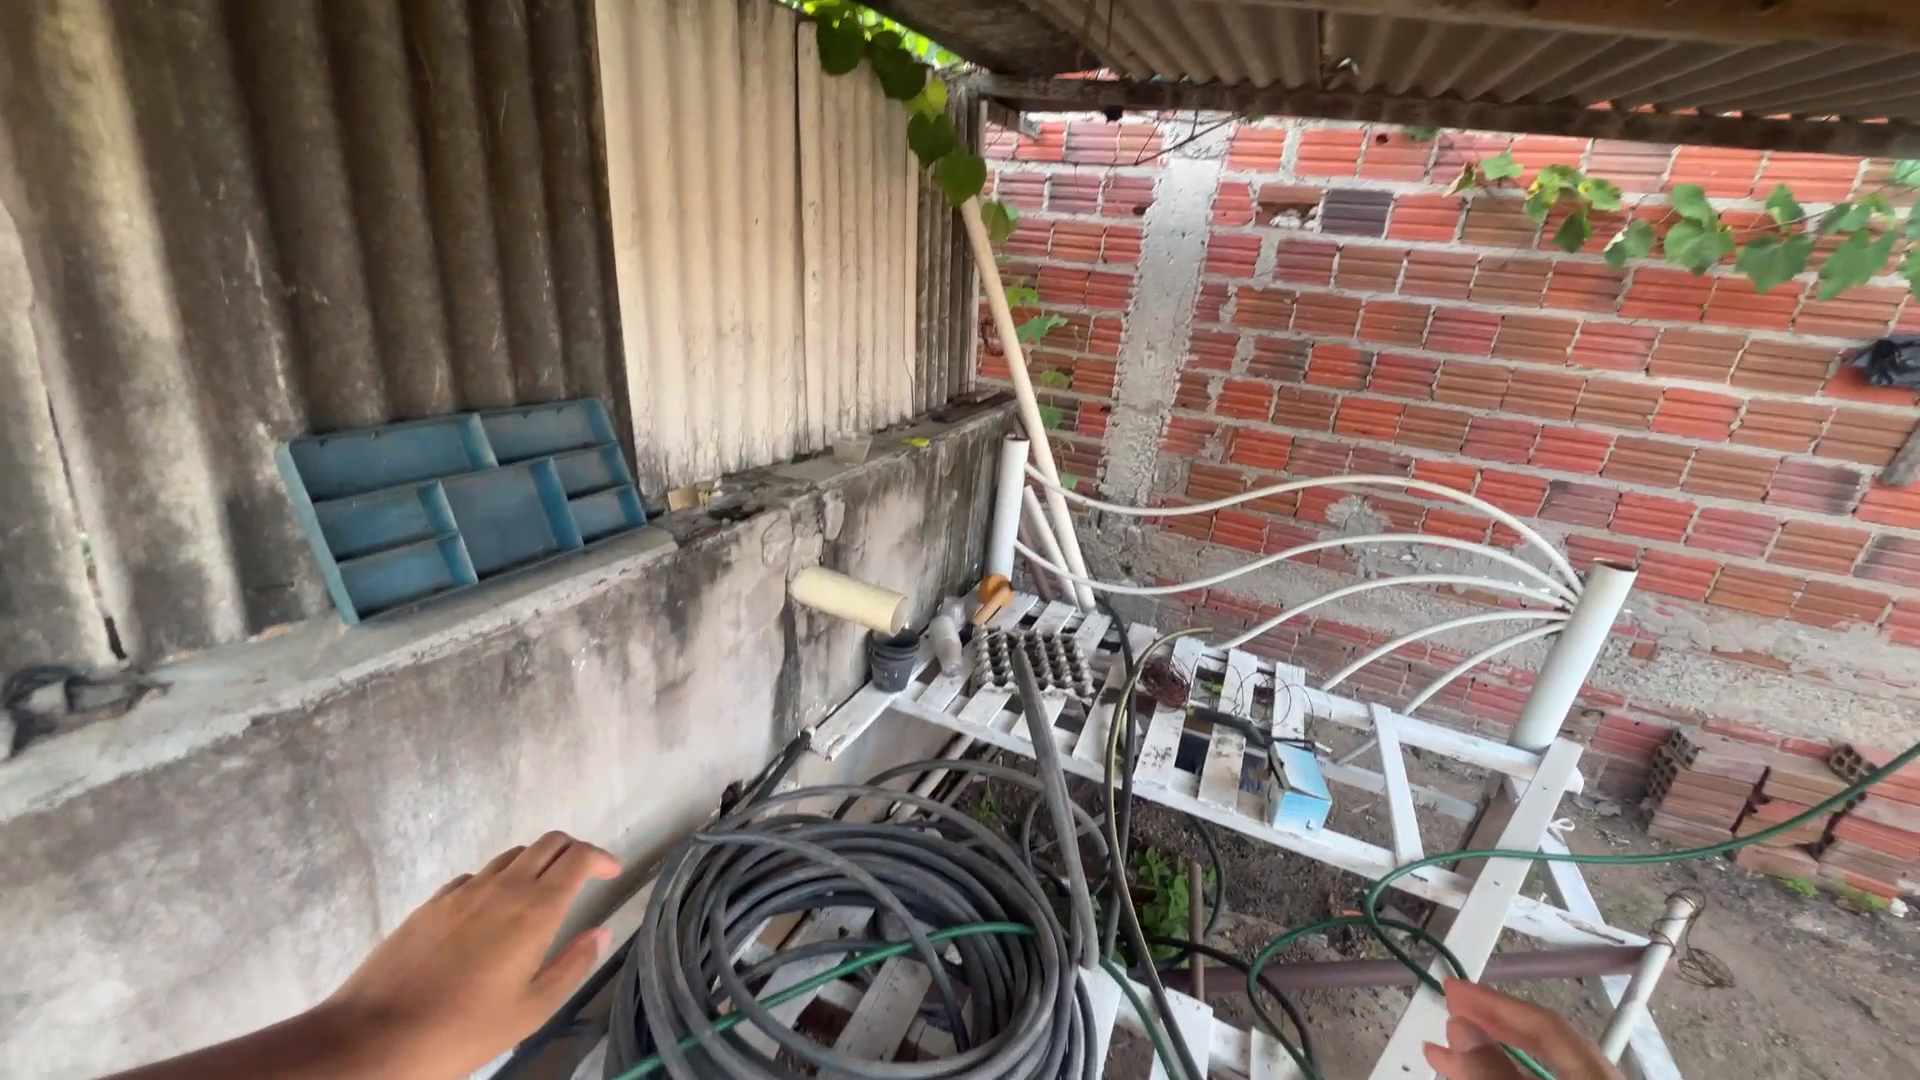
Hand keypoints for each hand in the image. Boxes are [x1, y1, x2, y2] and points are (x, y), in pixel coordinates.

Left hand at [317, 831, 620, 1077]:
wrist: (370, 1040)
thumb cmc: (461, 1031)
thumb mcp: (531, 1010)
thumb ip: (573, 965)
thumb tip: (600, 932)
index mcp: (537, 908)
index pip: (580, 856)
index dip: (602, 857)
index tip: (612, 872)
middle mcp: (505, 887)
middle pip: (550, 842)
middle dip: (574, 850)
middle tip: (583, 875)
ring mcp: (465, 891)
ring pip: (513, 855)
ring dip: (536, 863)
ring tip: (538, 894)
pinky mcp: (433, 903)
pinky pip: (477, 876)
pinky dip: (497, 881)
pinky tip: (490, 913)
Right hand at [1423, 979, 1624, 1079]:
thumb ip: (1494, 1071)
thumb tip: (1459, 1027)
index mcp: (1600, 1076)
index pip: (1547, 1025)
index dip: (1497, 1003)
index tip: (1452, 988)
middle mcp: (1600, 1079)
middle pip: (1545, 1045)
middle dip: (1490, 1025)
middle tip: (1448, 1006)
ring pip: (1537, 1071)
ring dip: (1486, 1055)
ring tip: (1441, 1049)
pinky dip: (1499, 1076)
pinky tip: (1467, 1073)